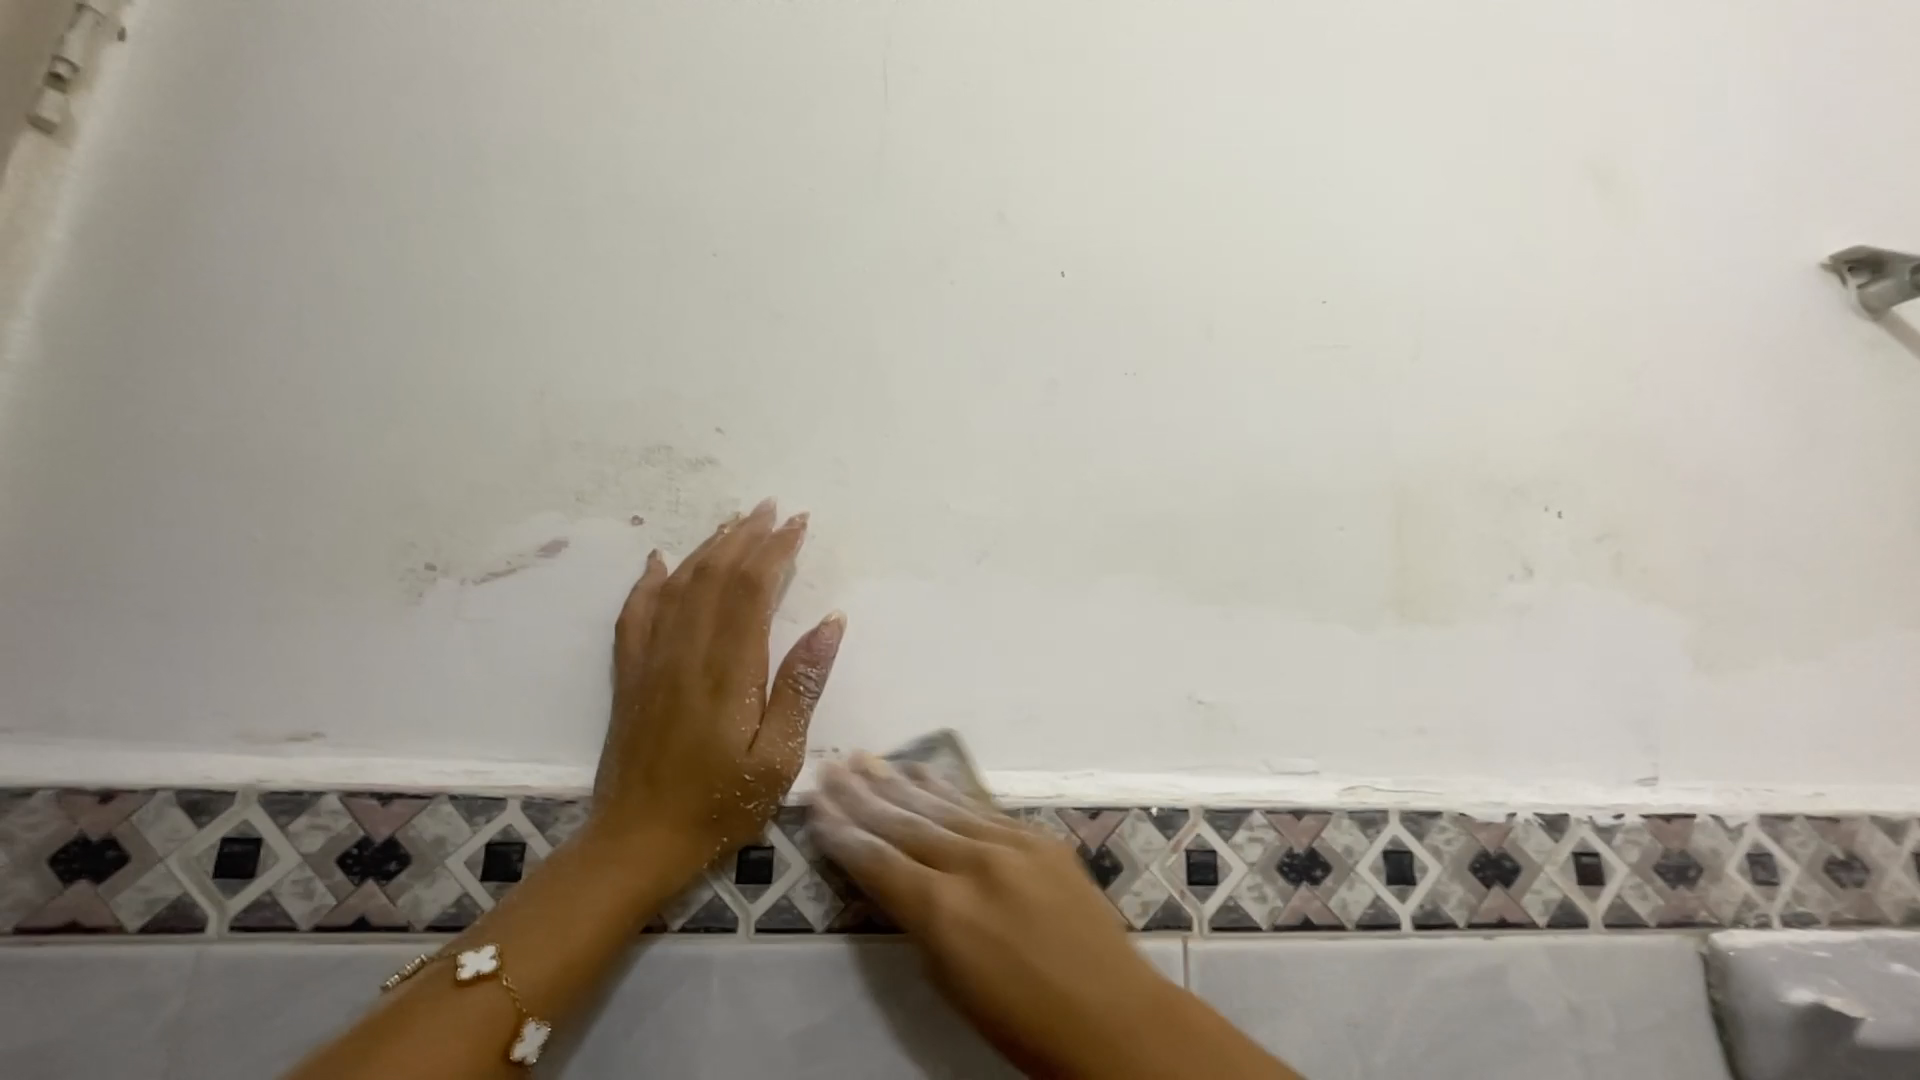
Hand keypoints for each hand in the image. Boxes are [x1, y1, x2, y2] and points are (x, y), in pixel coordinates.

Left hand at [591, 499, 845, 876]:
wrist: (637, 843)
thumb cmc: (720, 806)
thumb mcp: (779, 758)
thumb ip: (801, 686)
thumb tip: (830, 623)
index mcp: (728, 670)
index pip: (752, 589)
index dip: (776, 550)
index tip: (799, 524)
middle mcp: (685, 652)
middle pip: (715, 575)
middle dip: (748, 536)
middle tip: (774, 508)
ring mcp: (651, 661)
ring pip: (678, 585)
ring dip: (708, 547)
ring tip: (735, 522)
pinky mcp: (630, 676)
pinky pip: (635, 613)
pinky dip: (650, 580)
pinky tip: (661, 560)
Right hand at [809, 756, 1178, 1077]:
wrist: (1111, 1014)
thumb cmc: (1021, 1020)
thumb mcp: (949, 980)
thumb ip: (919, 920)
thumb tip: (896, 880)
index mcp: (943, 911)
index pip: (877, 861)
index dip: (842, 832)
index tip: (815, 804)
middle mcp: (973, 865)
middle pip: (904, 823)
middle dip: (863, 795)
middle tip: (832, 767)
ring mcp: (1011, 845)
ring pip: (942, 806)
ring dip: (899, 782)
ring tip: (868, 760)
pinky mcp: (1039, 838)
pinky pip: (981, 808)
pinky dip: (948, 791)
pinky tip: (925, 774)